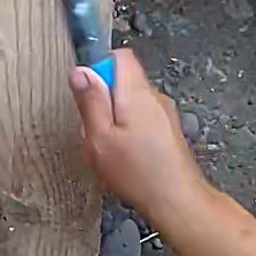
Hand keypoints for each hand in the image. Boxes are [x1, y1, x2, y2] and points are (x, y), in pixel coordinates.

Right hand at [69, 49, 209, 223]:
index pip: (119, 56)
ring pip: (130, 99)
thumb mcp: (99, 137)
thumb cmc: (137, 172)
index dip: (98, 67)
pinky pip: (140, 116)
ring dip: (114, 115)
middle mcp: (154, 97)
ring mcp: (164, 113)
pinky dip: (127, 127)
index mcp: (136, 93)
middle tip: (94, 127)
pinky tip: (123, 152)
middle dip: (103, 97)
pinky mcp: (167, 129)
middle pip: (123, 78)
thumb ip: (90, 101)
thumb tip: (80, 71)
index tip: (87, 93)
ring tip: (108, 144)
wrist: (175, 200)